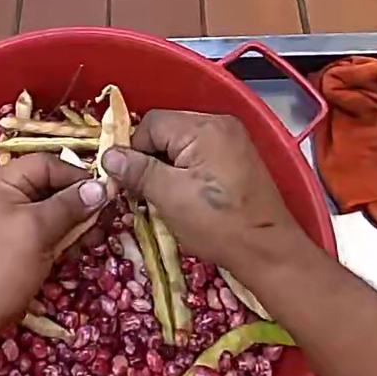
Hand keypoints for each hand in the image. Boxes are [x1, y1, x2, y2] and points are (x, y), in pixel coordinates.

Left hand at [0, 154, 106, 338]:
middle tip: (101, 223)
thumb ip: (70, 205)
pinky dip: (58, 237)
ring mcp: (2, 219)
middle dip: (77, 203)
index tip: (105, 195)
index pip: (46, 164)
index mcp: (0, 181)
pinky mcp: (8, 242)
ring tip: (89, 241)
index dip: (77, 176)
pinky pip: (39, 230)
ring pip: (47, 210)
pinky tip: (72, 252)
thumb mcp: (39, 230)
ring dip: (71, 223)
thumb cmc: (1, 267)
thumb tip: (103, 185)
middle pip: (49, 186)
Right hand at [103, 110, 313, 278]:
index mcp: (204, 128)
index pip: (150, 123)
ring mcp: (232, 140)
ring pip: (180, 143)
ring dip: (166, 166)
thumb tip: (107, 155)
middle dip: (150, 158)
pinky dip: (185, 170)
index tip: (128, 181)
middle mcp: (220, 124)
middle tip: (145, 191)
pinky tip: (185, 195)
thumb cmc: (218, 224)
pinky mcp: (237, 157)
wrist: (269, 252)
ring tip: (165, 196)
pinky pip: (198, 153)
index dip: (133, 150)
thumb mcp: (169, 196)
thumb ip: (136, 171)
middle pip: (166, 130)